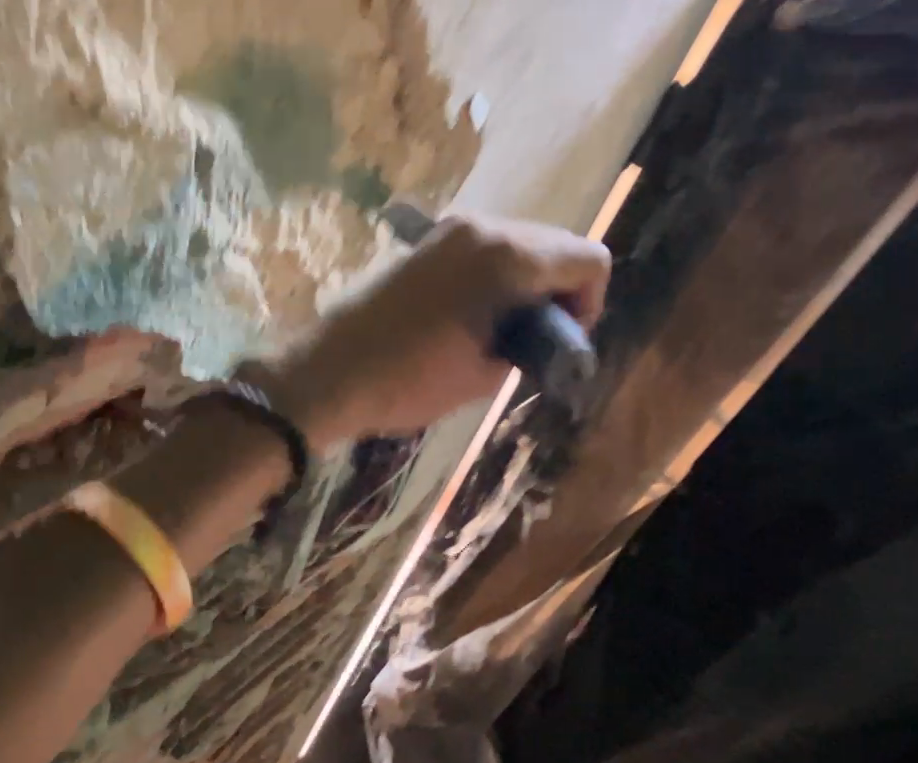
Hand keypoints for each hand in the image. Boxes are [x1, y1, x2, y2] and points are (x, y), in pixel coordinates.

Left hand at [260, 215, 610, 450]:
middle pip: (554, 244)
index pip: (588, 259)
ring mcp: (450, 229)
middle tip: (534, 339)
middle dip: (558, 290)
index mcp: (508, 257)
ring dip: (525, 282)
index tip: (562, 340)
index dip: (589, 303)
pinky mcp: (424, 241)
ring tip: (500, 331)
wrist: (328, 373)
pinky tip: (471, 316)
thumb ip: (527, 346)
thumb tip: (536, 336)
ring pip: (518, 243)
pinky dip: (494, 276)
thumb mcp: (482, 376)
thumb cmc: (409, 382)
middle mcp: (484, 226)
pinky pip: (482, 249)